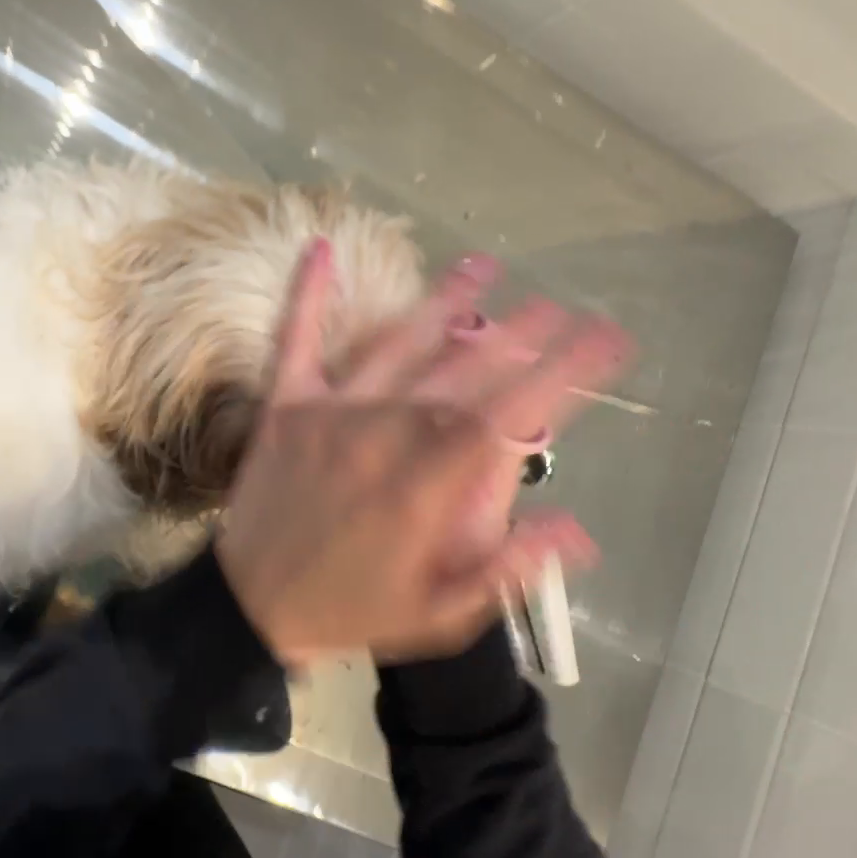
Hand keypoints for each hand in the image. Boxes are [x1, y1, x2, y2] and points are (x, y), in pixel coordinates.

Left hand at [213, 240, 628, 664]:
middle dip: (517, 335)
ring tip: (481, 263)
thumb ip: (506, 567)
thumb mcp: (438, 611)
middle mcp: (382, 437)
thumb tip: (580, 530)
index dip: (561, 373)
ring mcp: (329, 414)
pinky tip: (321, 246)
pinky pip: (296, 339)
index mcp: (425, 488)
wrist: (252, 605)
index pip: (507, 416)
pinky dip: (309, 293)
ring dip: (441, 302)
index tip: (604, 339)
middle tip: (556, 304)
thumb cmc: (351, 610)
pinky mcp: (284, 405)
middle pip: (460, 373)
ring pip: (396, 345)